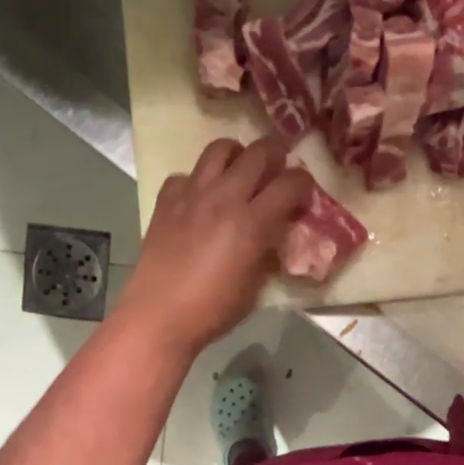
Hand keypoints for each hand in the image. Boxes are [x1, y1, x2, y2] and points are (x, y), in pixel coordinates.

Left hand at [111, 136, 311, 355]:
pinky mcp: (166, 200)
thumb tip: (275, 233)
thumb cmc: (213, 311)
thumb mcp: (254, 286)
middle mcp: (224, 197)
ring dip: (237, 155)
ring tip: (238, 173)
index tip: (302, 196)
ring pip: (221, 148)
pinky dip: (197, 180)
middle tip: (275, 173)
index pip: (291, 183)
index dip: (304, 184)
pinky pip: (186, 174)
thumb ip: (268, 251)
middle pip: (259, 151)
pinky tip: (199, 199)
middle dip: (276, 156)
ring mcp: (192, 194)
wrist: (159, 316)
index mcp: (252, 223)